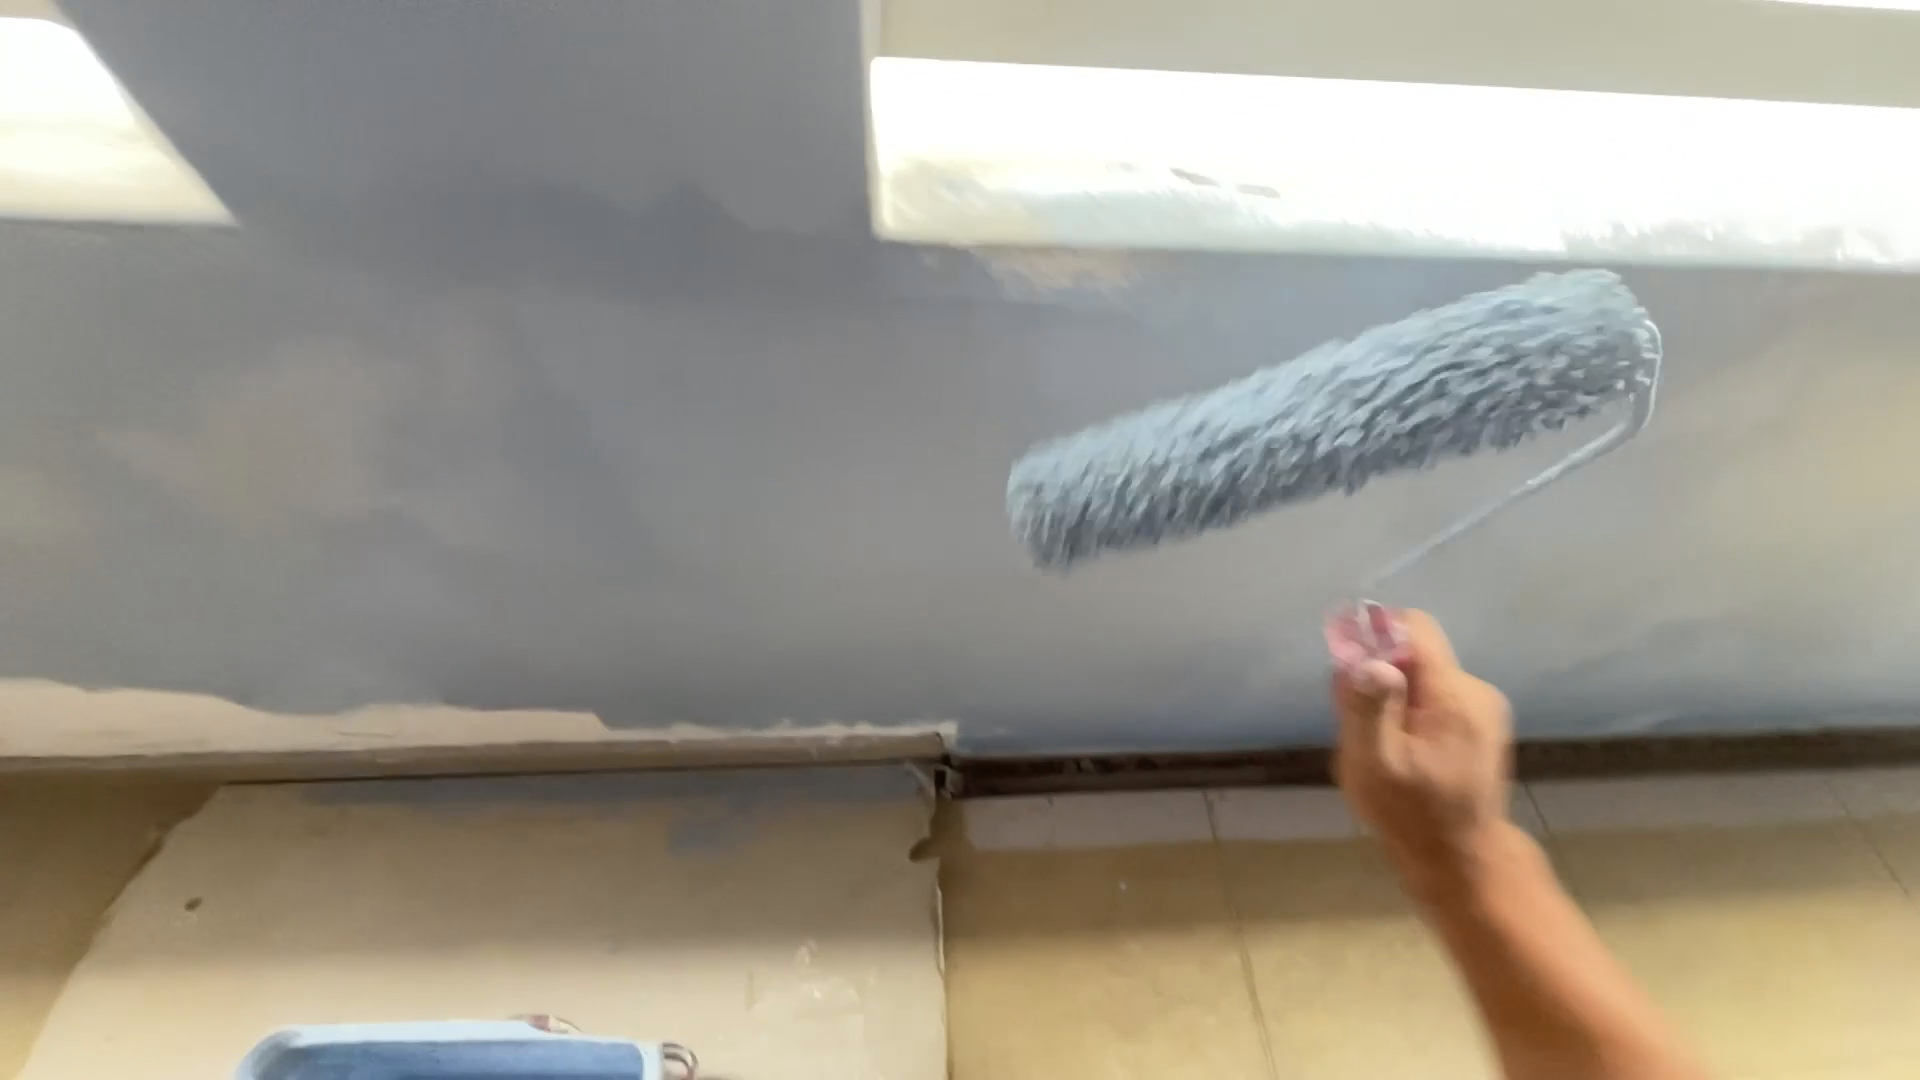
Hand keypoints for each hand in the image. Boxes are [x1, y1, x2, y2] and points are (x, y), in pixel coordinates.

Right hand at [1332, 608, 1515, 898]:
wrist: (1461, 861)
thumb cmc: (1410, 812)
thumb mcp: (1374, 762)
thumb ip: (1368, 708)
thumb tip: (1369, 659)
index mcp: (1454, 695)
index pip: (1413, 627)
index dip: (1374, 639)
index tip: (1351, 675)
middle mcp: (1475, 692)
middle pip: (1411, 654)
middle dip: (1376, 679)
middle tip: (1360, 727)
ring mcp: (1480, 709)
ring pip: (1418, 676)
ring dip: (1389, 700)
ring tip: (1379, 745)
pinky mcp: (1477, 724)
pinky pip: (1430, 697)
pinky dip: (1406, 713)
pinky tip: (1400, 751)